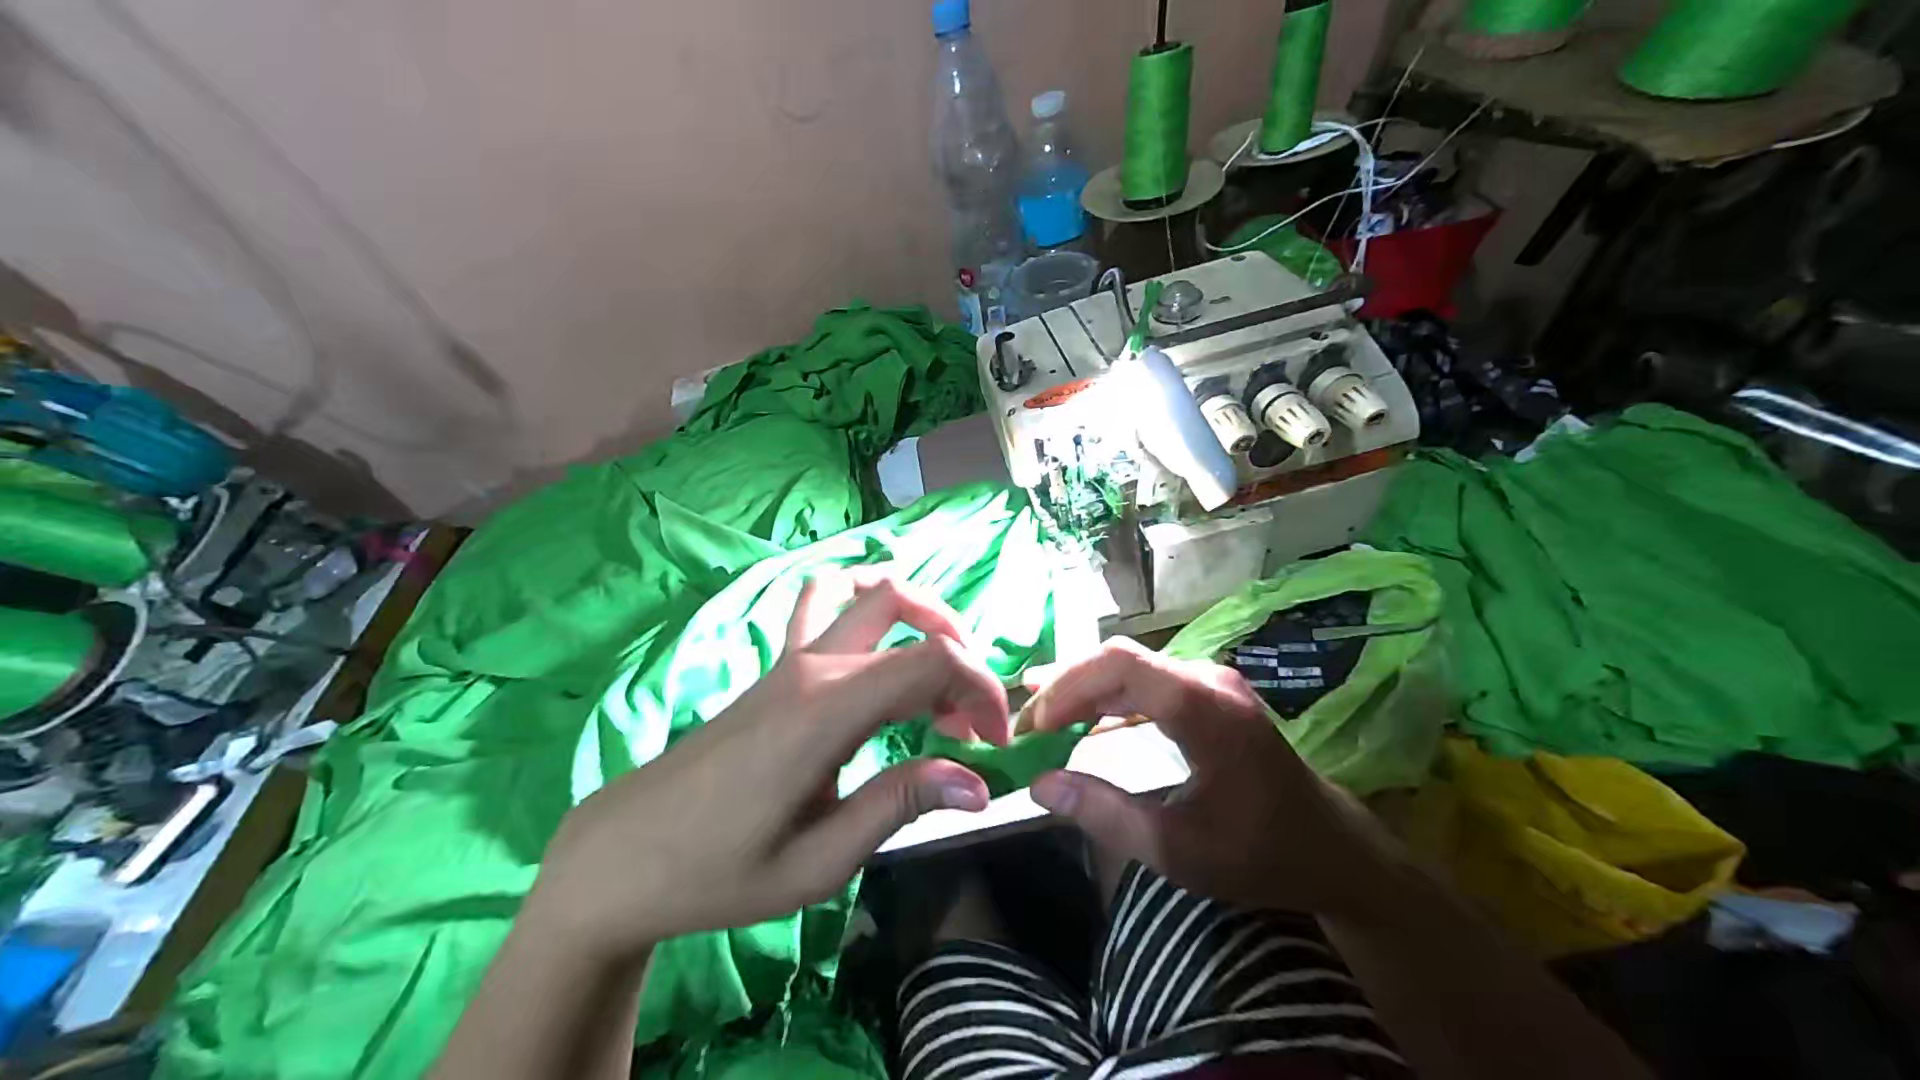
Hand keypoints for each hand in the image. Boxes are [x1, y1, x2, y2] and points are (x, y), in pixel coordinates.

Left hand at [526, 572, 1005, 954]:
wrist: (623, 855)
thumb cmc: (719, 870)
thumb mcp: (817, 863)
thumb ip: (898, 805)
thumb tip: (976, 782)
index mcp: (826, 711)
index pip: (933, 660)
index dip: (982, 690)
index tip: (993, 745)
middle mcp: (812, 666)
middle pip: (908, 612)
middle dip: (959, 657)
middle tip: (967, 724)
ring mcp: (790, 659)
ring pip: (870, 592)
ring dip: (919, 619)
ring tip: (936, 677)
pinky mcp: (777, 668)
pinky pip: (828, 603)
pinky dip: (872, 607)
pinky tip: (883, 646)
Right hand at [1024, 638, 1410, 918]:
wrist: (1333, 851)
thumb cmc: (1261, 854)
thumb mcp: (1177, 849)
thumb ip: (1104, 814)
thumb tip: (1040, 785)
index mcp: (1205, 708)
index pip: (1119, 665)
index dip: (1067, 688)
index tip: (1034, 729)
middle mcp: (1207, 678)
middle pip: (1119, 660)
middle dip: (1065, 689)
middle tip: (1025, 728)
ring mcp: (1210, 681)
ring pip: (1129, 666)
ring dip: (1082, 691)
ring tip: (1039, 721)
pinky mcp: (1208, 693)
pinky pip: (1145, 681)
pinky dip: (1106, 698)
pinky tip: (1079, 718)